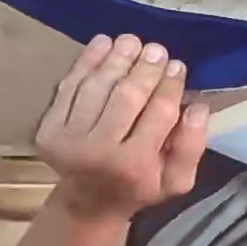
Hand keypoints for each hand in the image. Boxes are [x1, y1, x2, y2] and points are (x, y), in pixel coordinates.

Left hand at [36, 33, 208, 227]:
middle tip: (157, 49)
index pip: (159, 114)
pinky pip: (69, 87)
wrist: (88, 204)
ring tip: (132, 41)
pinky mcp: (49, 129)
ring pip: (97, 87)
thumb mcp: (176, 180)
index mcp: (135, 166)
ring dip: (116, 59)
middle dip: (145, 68)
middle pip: (127, 96)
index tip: (178, 65)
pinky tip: (104, 44)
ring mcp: (70, 140)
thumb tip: (197, 105)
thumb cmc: (139, 187)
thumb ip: (192, 145)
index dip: (170, 85)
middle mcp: (99, 152)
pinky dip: (86, 62)